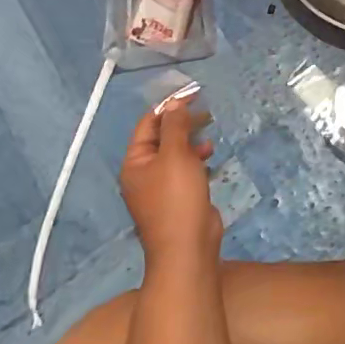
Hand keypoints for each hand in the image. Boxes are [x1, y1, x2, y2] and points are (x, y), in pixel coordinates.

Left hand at [121, 94, 220, 262]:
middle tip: (205, 112)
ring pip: (175, 154)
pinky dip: (196, 160)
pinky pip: (185, 171)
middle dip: (182, 123)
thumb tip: (175, 103)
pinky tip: (210, 157)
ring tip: (209, 136)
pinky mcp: (178, 199)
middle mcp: (143, 173)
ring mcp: (160, 188)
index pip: (149, 123)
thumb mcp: (176, 155)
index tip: (193, 94)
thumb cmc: (177, 198)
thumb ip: (176, 126)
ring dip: (191, 141)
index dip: (170, 106)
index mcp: (135, 161)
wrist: (188, 249)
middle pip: (162, 138)